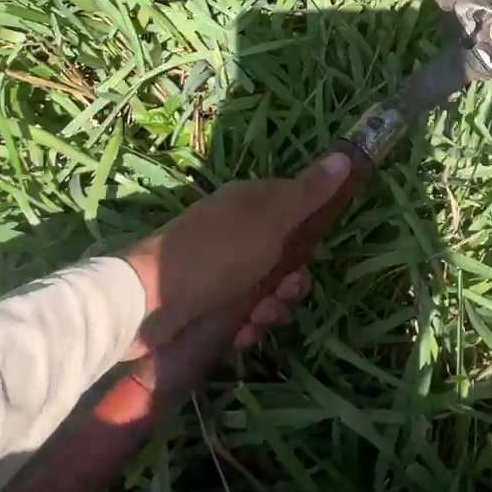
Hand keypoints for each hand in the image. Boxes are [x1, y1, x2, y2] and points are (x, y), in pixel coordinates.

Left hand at [119, 152, 352, 358]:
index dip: (310, 234)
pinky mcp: (205, 304)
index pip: (295, 210)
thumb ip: (309, 192)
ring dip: (272, 308)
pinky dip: (246, 325)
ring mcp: (219, 270)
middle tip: (285, 292)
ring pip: (266, 289)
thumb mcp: (272, 218)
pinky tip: (241, 334)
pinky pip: (241, 314)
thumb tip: (345, 156)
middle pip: (284, 256)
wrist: (145, 303)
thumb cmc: (216, 252)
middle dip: (292, 281)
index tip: (316, 252)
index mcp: (251, 204)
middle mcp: (236, 232)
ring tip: (258, 320)